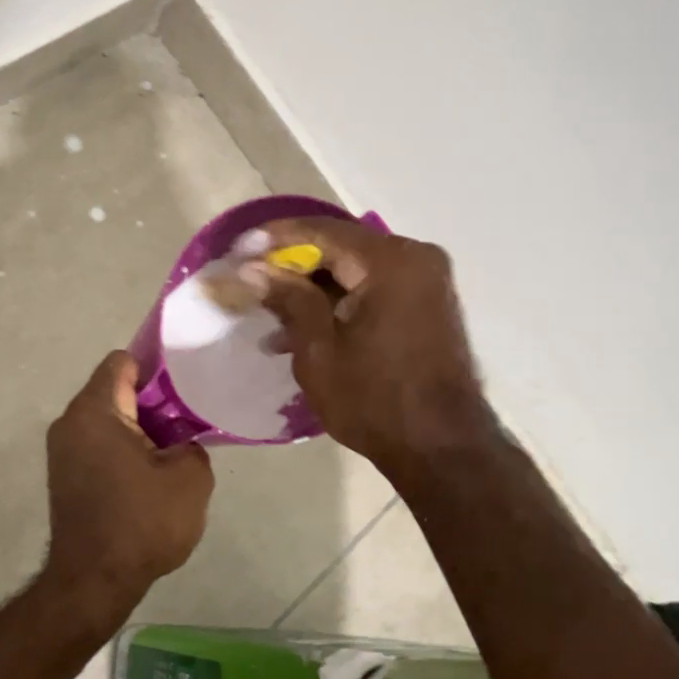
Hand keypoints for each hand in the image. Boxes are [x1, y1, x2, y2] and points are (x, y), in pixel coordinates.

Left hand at [42, 352, 214, 614]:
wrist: (94, 581)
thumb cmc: (142, 522)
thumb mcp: (190, 478)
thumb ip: (192, 444)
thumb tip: (180, 443)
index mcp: (95, 410)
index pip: (123, 362)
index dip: (157, 367)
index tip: (187, 384)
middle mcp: (70, 423)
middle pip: (114, 391)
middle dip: (153, 402)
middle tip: (190, 418)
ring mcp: (62, 453)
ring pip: (107, 423)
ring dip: (140, 431)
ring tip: (175, 450)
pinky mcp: (65, 479)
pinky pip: (98, 448)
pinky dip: (124, 452)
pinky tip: (152, 476)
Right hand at [241, 217, 496, 470]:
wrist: (440, 447)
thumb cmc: (373, 399)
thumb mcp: (318, 350)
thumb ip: (287, 299)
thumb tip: (252, 268)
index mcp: (390, 261)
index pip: (322, 231)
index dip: (275, 239)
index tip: (238, 251)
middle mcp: (415, 258)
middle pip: (341, 248)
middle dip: (293, 266)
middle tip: (251, 284)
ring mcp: (426, 283)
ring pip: (355, 271)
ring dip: (314, 290)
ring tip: (271, 320)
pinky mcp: (427, 307)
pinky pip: (374, 290)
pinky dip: (339, 304)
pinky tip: (305, 331)